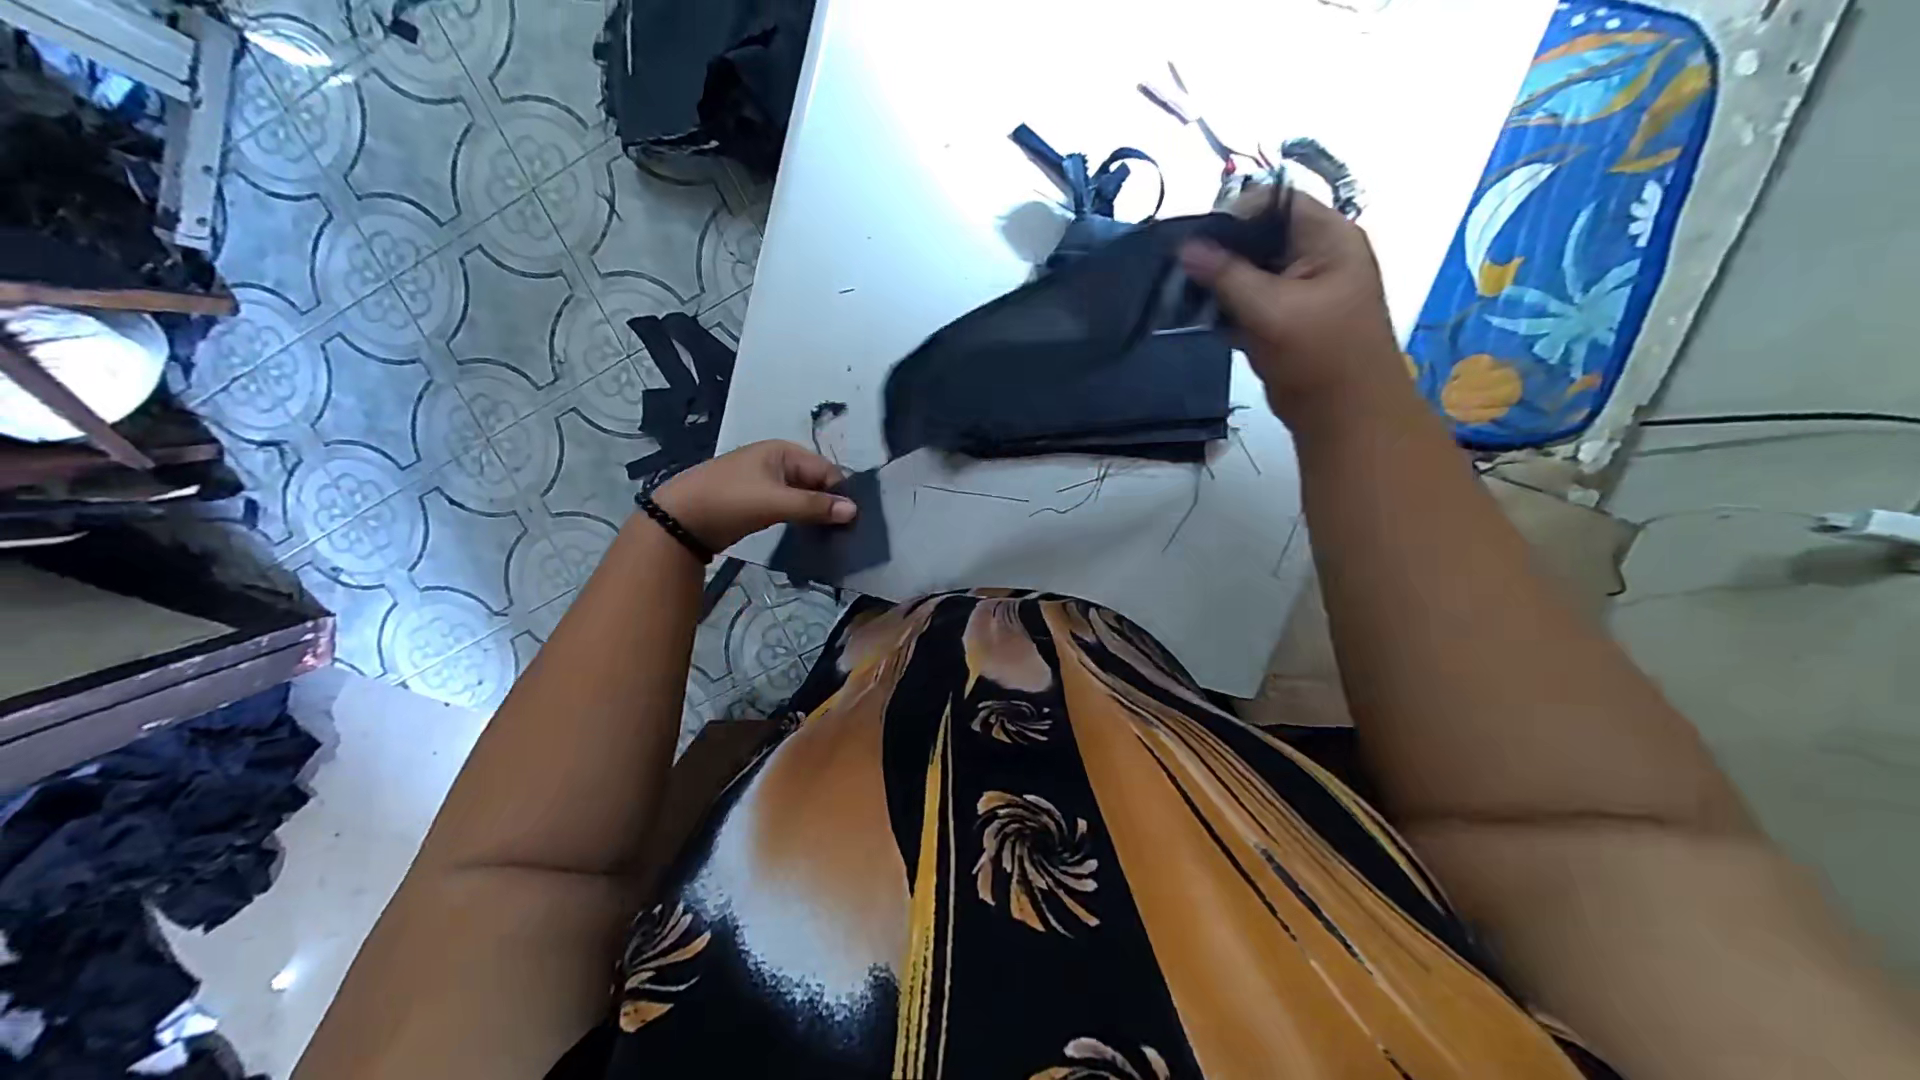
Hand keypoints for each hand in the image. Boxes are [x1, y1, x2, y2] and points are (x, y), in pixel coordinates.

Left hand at [650, 440, 855, 550]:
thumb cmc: (729, 501)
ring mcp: (766, 482)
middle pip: (816, 483)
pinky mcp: (758, 502)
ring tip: (834, 537)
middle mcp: (778, 462)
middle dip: (830, 505)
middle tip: (848, 533)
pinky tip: (811, 536)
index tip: (856, 521)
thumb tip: (854, 511)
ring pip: (803, 497)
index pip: (826, 470)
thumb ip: (815, 506)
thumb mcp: (774, 501)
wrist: (679, 519)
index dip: (841, 494)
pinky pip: (789, 508)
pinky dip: (801, 520)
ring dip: (816, 514)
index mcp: (783, 451)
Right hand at [1180, 188, 1405, 421]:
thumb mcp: (1271, 309)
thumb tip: (1186, 247)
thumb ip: (1226, 276)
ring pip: (1249, 272)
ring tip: (1183, 295)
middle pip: (1259, 237)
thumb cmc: (1320, 356)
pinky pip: (1248, 302)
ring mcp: (1299, 290)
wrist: (1344, 416)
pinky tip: (1197, 316)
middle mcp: (1315, 256)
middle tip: (1181, 270)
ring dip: (1218, 283)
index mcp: (1328, 239)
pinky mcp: (1283, 319)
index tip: (1195, 239)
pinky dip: (1225, 308)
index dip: (1235, 214)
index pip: (1276, 203)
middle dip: (1220, 252)